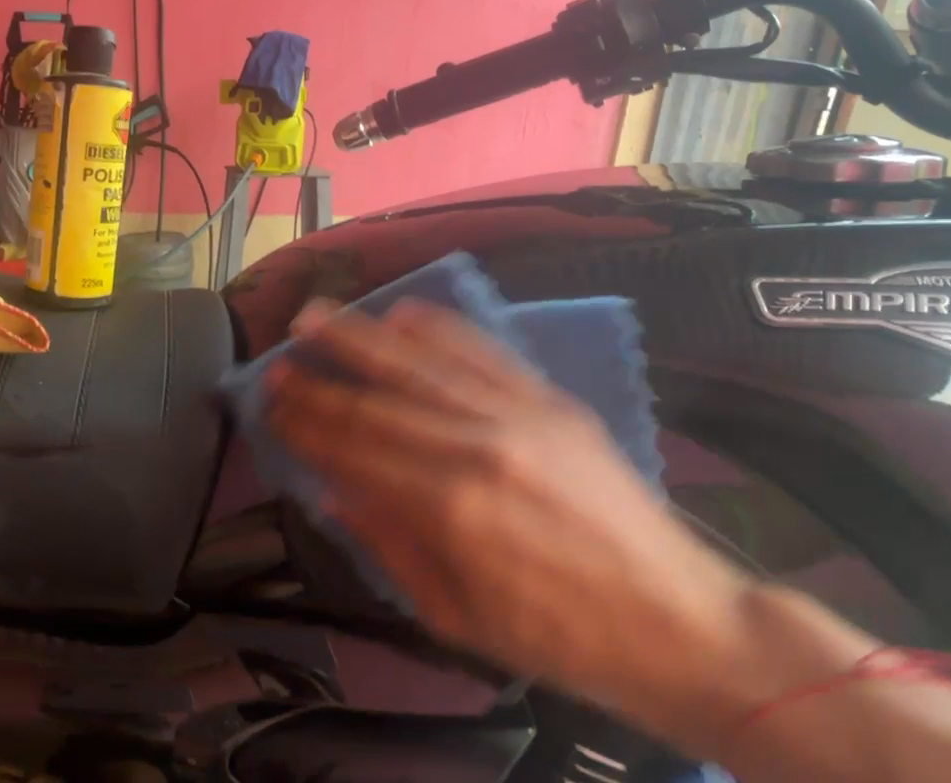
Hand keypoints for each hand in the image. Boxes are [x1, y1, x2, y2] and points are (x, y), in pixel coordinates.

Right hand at [269, 299, 752, 696]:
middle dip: (317, 382)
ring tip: (315, 316)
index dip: (305, 426)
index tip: (270, 407)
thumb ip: (388, 547)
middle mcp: (476, 447)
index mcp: (447, 508)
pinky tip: (402, 312)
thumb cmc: (557, 638)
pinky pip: (485, 354)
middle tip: (276, 363)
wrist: (681, 626)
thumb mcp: (455, 616)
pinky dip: (440, 329)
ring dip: (361, 337)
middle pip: (376, 402)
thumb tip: (333, 494)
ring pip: (422, 363)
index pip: (353, 451)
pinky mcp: (554, 404)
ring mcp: (519, 417)